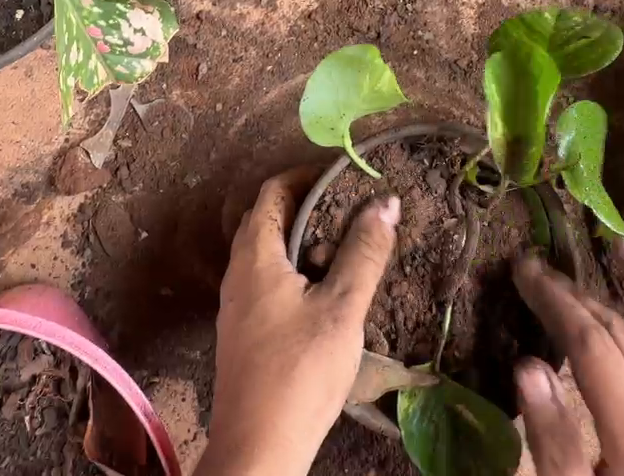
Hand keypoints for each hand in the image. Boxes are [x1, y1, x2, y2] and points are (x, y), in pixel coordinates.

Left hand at [196, 174, 401, 475]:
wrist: (257, 448)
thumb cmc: (299, 371)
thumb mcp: (342, 308)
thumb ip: (364, 252)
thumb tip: (386, 201)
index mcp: (256, 254)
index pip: (275, 191)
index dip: (307, 175)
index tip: (344, 175)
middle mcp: (238, 271)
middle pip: (270, 219)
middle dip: (309, 208)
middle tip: (351, 210)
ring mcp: (237, 303)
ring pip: (269, 253)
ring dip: (304, 242)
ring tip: (346, 250)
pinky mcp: (243, 330)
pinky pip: (268, 280)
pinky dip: (296, 271)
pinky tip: (326, 294)